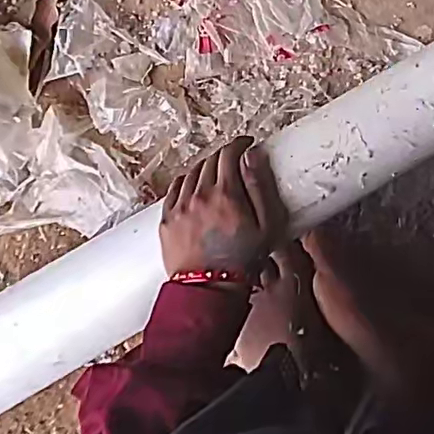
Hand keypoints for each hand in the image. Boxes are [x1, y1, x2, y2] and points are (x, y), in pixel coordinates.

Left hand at [160, 137, 285, 277]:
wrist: (209, 290)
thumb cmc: (242, 261)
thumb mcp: (266, 225)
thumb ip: (259, 186)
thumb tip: (252, 156)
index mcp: (226, 193)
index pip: (229, 153)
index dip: (240, 144)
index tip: (246, 144)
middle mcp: (200, 194)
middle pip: (210, 160)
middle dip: (225, 155)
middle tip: (234, 161)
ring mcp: (180, 206)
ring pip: (192, 172)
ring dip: (206, 167)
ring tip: (216, 175)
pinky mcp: (167, 219)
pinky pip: (175, 189)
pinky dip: (186, 182)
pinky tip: (194, 187)